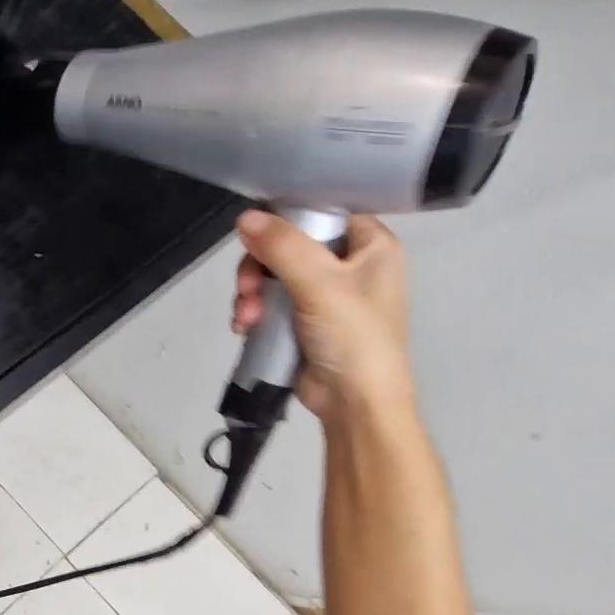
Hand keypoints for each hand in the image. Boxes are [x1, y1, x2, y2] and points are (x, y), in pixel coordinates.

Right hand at [231, 210, 414, 420]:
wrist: (354, 401)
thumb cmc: (353, 336)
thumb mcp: (320, 284)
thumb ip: (282, 248)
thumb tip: (245, 217)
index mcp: (371, 247)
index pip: (325, 213)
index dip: (289, 220)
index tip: (257, 236)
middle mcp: (349, 266)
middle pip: (289, 247)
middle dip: (259, 269)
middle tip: (246, 289)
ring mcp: (324, 296)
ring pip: (272, 277)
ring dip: (251, 295)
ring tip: (245, 318)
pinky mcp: (301, 322)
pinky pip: (269, 303)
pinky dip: (253, 312)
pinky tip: (244, 327)